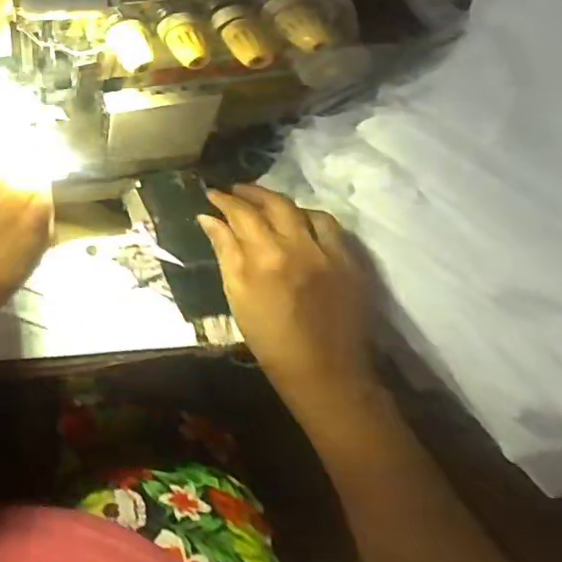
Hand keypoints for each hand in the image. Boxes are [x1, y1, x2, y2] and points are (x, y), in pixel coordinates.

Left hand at [0, 133, 52, 316]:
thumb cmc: (3, 268)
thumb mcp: (38, 238)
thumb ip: (38, 203)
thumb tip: (33, 182)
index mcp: (39, 192)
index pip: (37, 153)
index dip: (27, 142)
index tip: (21, 133)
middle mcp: (15, 172)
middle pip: (11, 135)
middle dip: (5, 123)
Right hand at [201, 184, 373, 403]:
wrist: (323, 370)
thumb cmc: (268, 335)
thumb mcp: (236, 291)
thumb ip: (224, 250)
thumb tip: (208, 218)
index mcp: (266, 255)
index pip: (241, 213)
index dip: (224, 200)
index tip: (211, 194)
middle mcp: (300, 247)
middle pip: (275, 204)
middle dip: (252, 193)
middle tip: (235, 191)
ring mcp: (330, 255)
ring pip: (306, 212)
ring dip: (284, 204)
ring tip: (269, 207)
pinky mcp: (352, 265)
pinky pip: (333, 229)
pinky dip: (313, 220)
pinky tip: (302, 226)